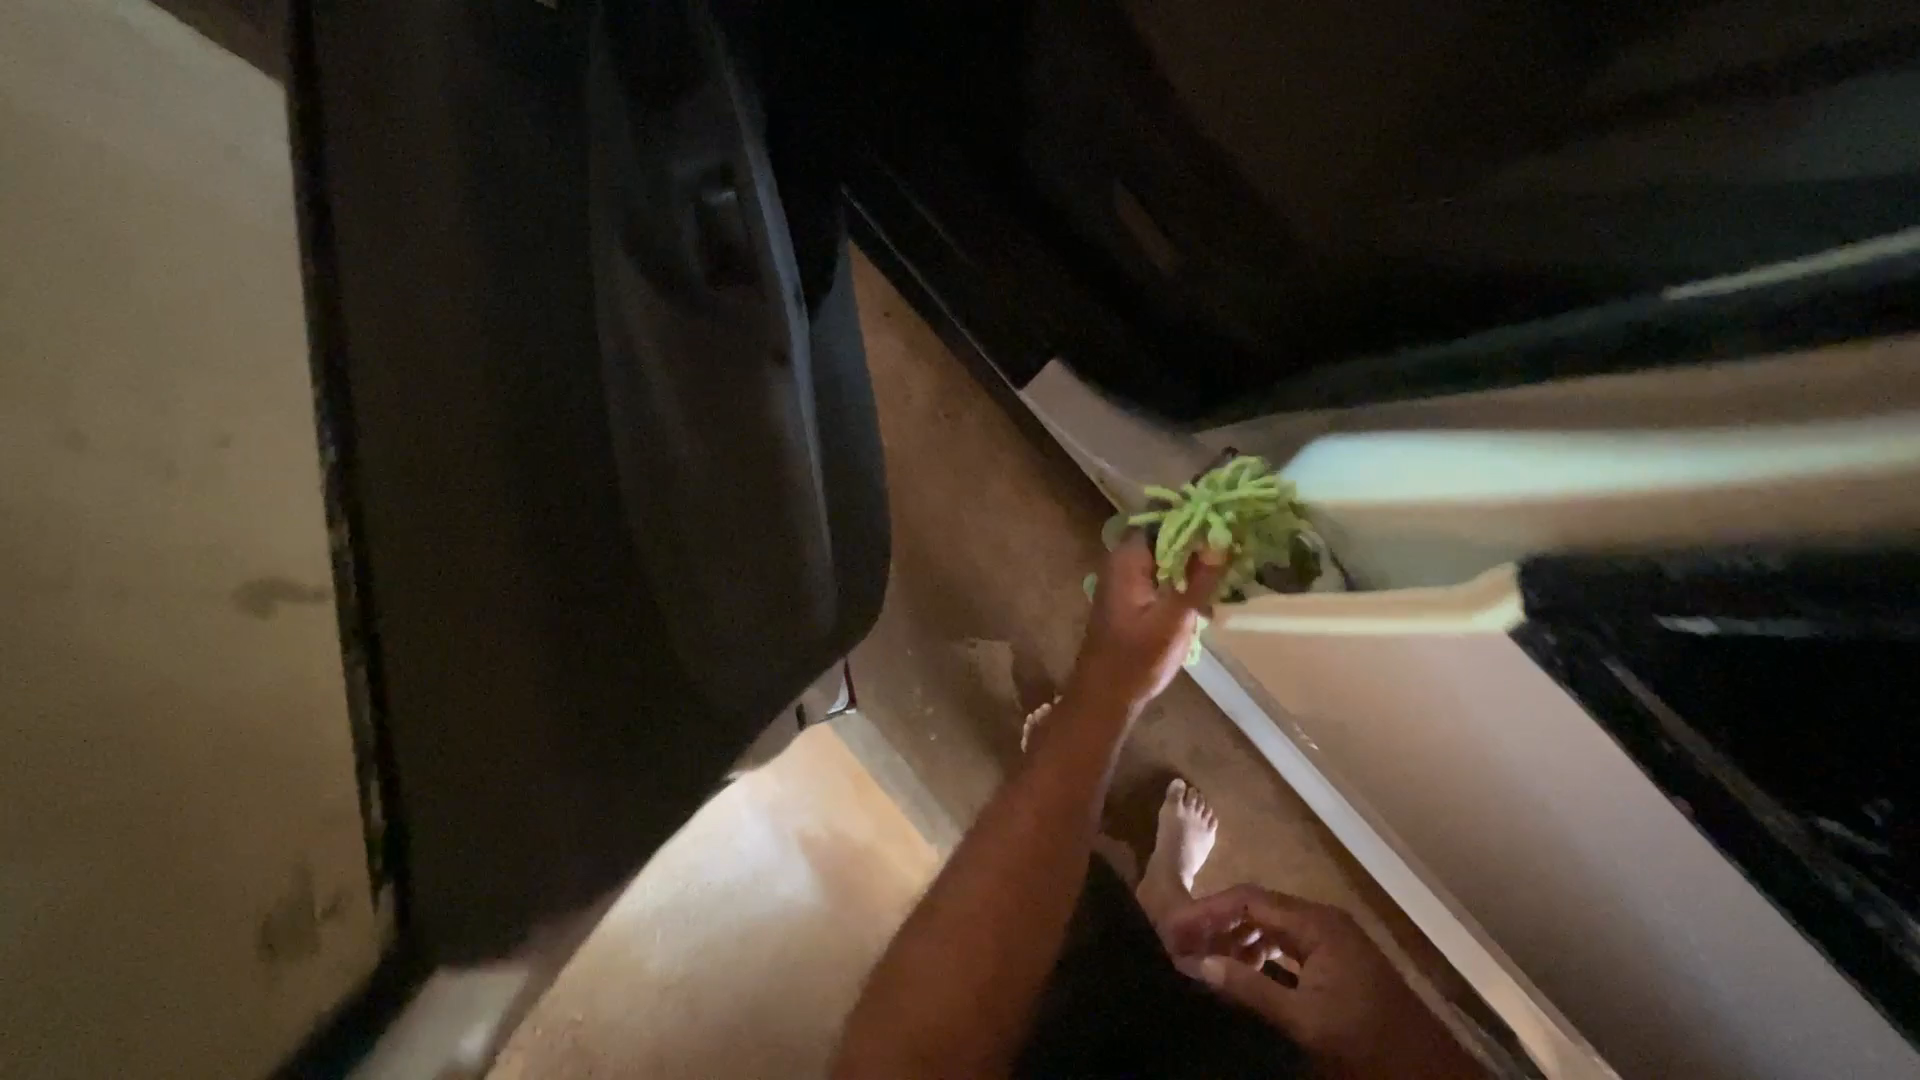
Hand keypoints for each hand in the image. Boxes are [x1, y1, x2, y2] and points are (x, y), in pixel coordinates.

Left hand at [1065, 532, 1223, 716]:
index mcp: (1128, 558)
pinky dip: (1186, 582)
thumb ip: (1199, 579)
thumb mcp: (1174, 619)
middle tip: (1239, 542)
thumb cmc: (1136, 658)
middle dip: (1202, 540)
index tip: (1231, 516)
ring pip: (1168, 559)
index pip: (1165, 519)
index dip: (1197, 515)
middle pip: (1168, 537)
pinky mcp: (1135, 599)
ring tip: (1234, 565)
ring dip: (1197, 563)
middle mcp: (1125, 562)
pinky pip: (1164, 578)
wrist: (1105, 695)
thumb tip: (1221, 539)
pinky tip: (1212, 595)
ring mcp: (1128, 581)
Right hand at [1158, 886, 1482, 1079]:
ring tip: (1203, 962)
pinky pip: (1286, 946)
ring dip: (1235, 940)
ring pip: (1270, 926)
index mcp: (1316, 923)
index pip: (1247, 900)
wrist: (1434, 1079)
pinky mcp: (1336, 963)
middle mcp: (1322, 921)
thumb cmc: (1368, 1045)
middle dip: (1216, 924)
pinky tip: (1239, 974)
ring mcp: (1332, 941)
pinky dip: (1258, 955)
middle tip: (1180, 947)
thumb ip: (1248, 988)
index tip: (1172, 931)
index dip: (1206, 912)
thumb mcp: (1304, 1021)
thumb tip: (1195, 964)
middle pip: (1256, 908)